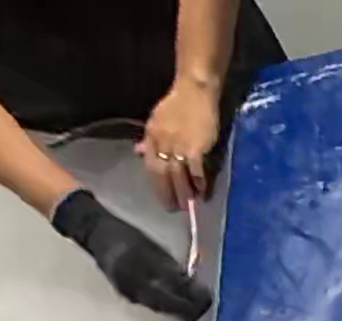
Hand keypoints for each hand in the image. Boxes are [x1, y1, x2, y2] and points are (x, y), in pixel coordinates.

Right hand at [49, 189, 211, 320]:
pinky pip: (150, 306)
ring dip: (178, 312)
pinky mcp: (126, 295)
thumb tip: (191, 284)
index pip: (175, 289)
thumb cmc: (128, 236)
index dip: (192, 297)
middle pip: (168, 304)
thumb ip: (171, 266)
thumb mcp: (153, 246)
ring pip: (160, 308)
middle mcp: (137, 283)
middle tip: (203, 310)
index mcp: (145, 267)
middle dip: (188, 310)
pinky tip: (175, 307)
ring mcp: (130, 292)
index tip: (207, 299)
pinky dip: (165, 307)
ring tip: (193, 312)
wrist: (96, 233)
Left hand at [139, 79, 219, 211]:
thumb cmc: (179, 104)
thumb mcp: (157, 120)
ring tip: (188, 206)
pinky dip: (198, 184)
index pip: (151, 167)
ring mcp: (179, 146)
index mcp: (152, 136)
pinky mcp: (195, 148)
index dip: (157, 186)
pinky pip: (195, 172)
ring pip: (178, 177)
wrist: (195, 90)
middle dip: (168, 195)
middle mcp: (162, 143)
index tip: (163, 198)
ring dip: (183, 194)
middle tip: (175, 209)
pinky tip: (201, 192)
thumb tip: (139, 153)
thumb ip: (150, 139)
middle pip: (163, 176)